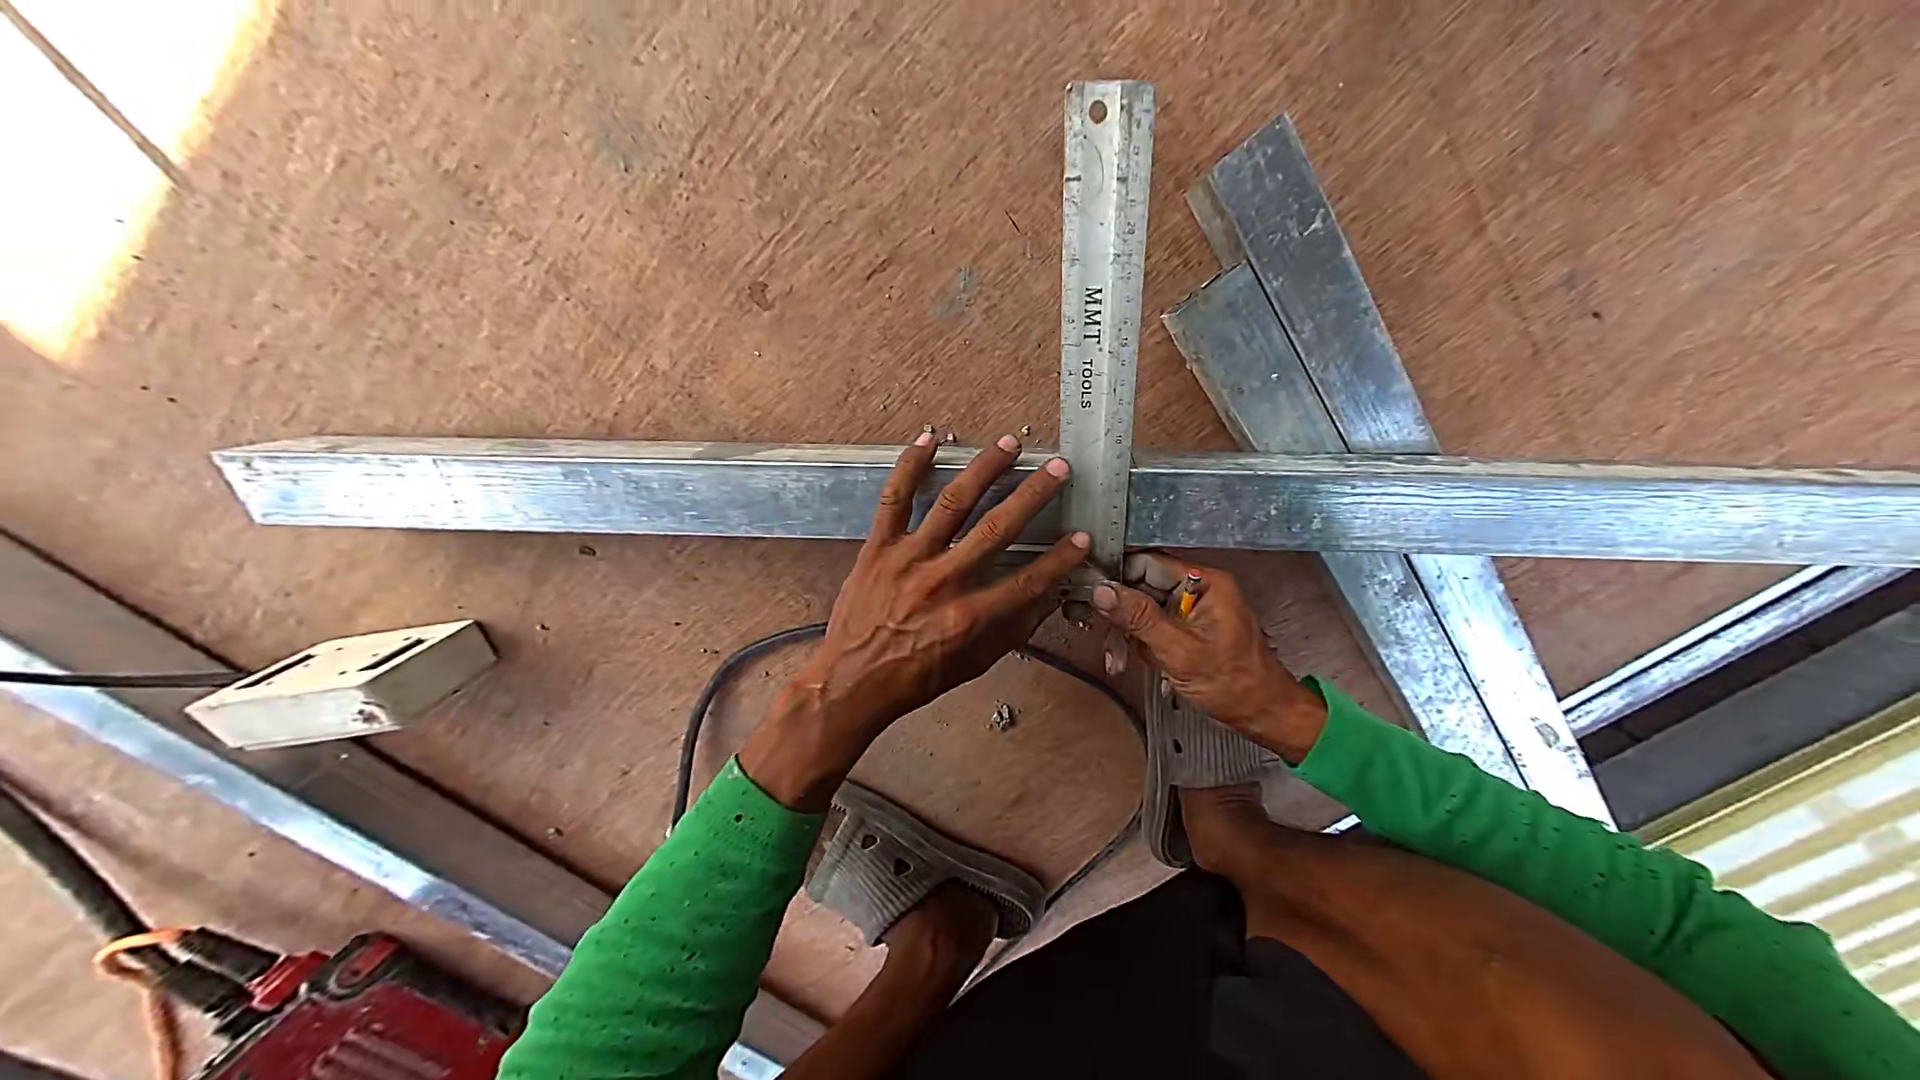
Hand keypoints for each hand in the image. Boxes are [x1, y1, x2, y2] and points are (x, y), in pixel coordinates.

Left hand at [740, 431, 1090, 809]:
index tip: (1081, 538)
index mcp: (970, 616)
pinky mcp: (879, 548)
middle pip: (999, 528)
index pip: (1030, 579)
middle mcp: (943, 581)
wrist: (852, 682)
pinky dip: (909, 466)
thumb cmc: (914, 677)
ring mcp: (909, 559)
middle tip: (1058, 470)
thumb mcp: (974, 663)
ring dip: (985, 470)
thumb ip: (1013, 629)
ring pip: (954, 503)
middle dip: (1034, 495)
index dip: (1061, 558)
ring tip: (1009, 445)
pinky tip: (928, 441)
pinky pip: (895, 499)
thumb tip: (1048, 598)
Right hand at [1092, 553, 1326, 761]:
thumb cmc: (1231, 683)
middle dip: (1119, 615)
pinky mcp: (1184, 628)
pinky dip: (1137, 644)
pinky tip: (1127, 663)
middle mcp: (1196, 588)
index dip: (1116, 577)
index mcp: (1204, 582)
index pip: (1147, 563)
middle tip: (1102, 637)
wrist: (1262, 714)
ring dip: (1125, 635)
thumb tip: (1101, 590)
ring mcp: (1189, 609)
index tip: (1089, 595)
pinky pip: (1149, 626)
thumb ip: (1139, 618)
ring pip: (1140, 609)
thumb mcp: (1179, 650)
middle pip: (1140, 586)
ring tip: (1118, 662)